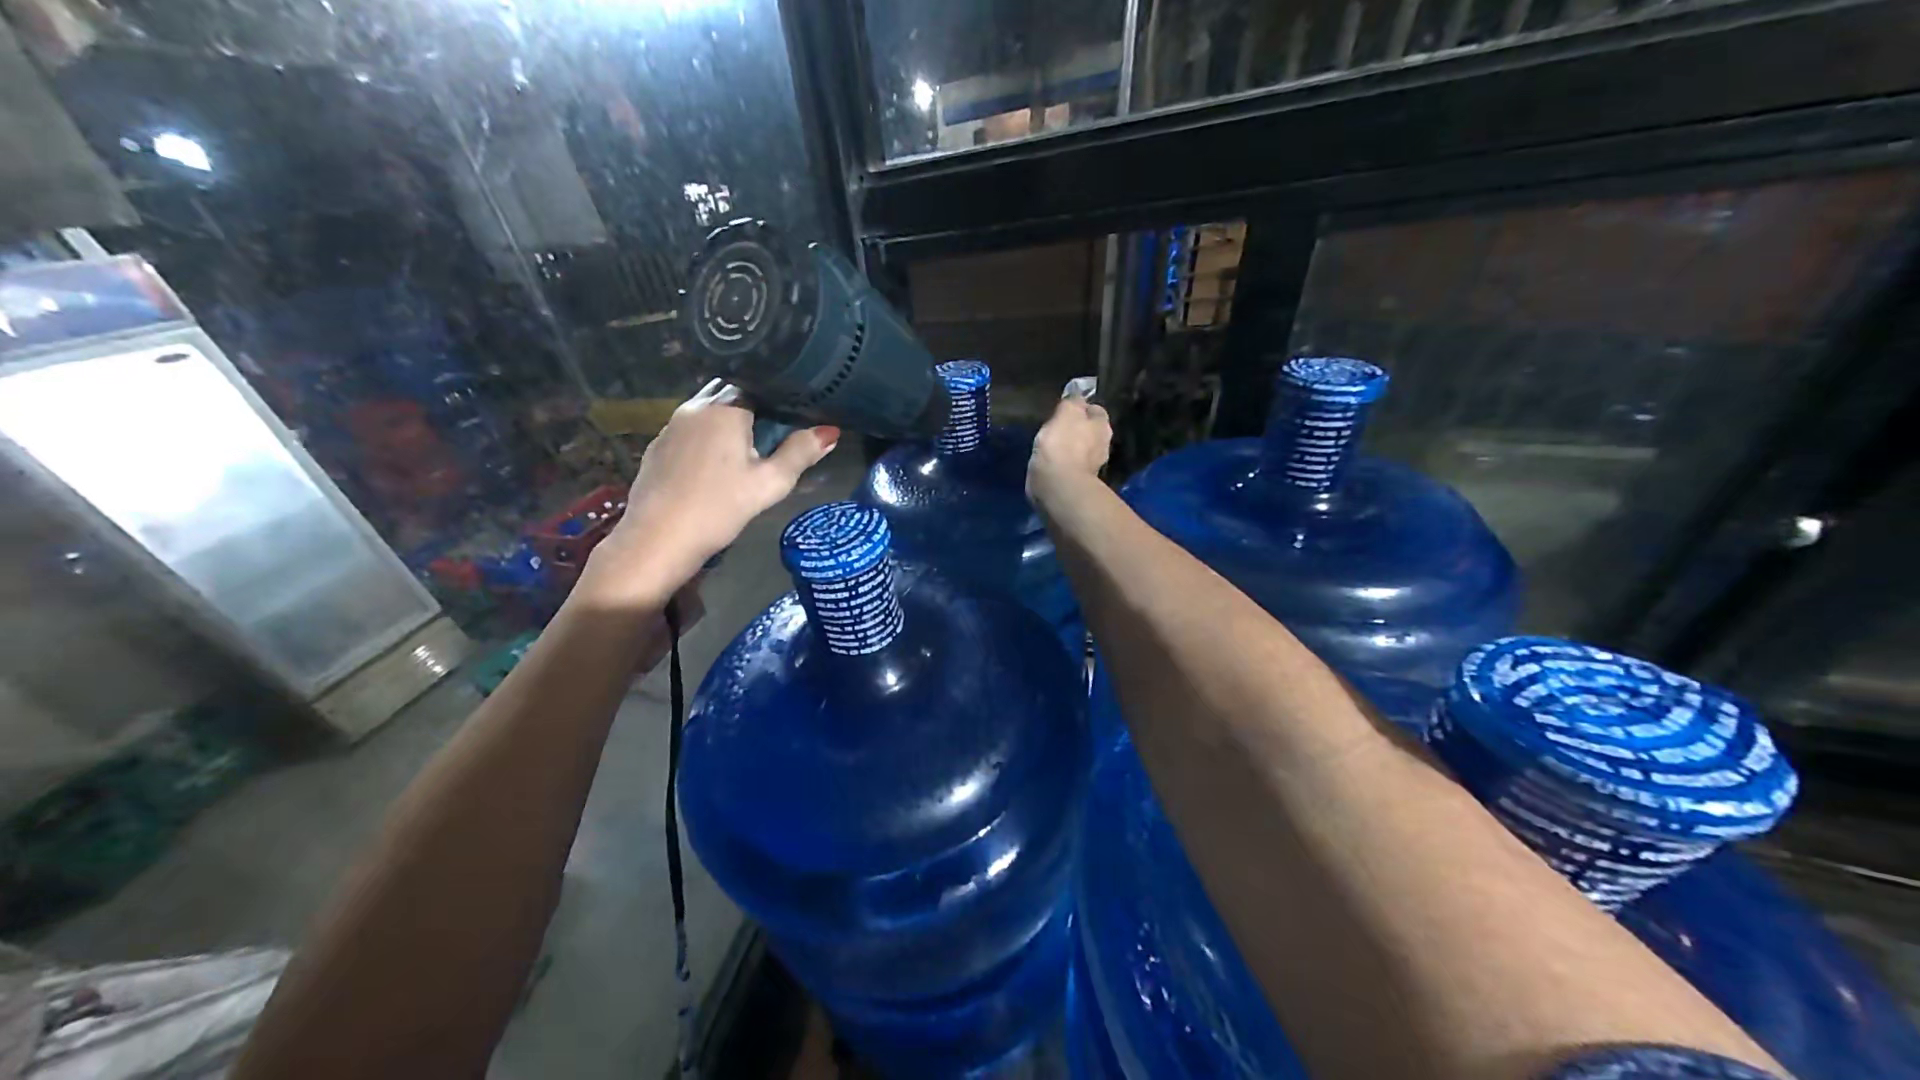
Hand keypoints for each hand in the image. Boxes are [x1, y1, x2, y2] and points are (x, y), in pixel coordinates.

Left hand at [584, 380, 838, 606]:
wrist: (657, 539)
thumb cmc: (719, 508)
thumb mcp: (770, 483)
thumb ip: (801, 453)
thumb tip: (831, 431)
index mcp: (725, 408)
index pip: (759, 384)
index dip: (780, 397)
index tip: (797, 414)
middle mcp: (695, 406)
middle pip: (732, 394)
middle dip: (754, 408)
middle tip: (777, 434)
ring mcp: (671, 425)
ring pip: (709, 411)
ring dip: (730, 423)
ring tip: (749, 450)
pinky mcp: (658, 445)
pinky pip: (691, 429)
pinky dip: (708, 437)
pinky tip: (716, 465)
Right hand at [1027, 390, 1110, 510]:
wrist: (1058, 486)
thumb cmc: (1062, 445)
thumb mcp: (1066, 413)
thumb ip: (1072, 402)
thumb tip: (1077, 397)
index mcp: (1103, 426)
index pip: (1095, 410)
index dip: (1082, 408)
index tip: (1066, 410)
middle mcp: (1103, 444)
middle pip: (1090, 431)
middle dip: (1078, 429)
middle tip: (1058, 428)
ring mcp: (1092, 466)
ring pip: (1081, 450)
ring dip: (1071, 448)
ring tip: (1052, 446)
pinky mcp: (1078, 481)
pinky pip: (1071, 466)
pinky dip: (1064, 464)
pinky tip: (1052, 463)